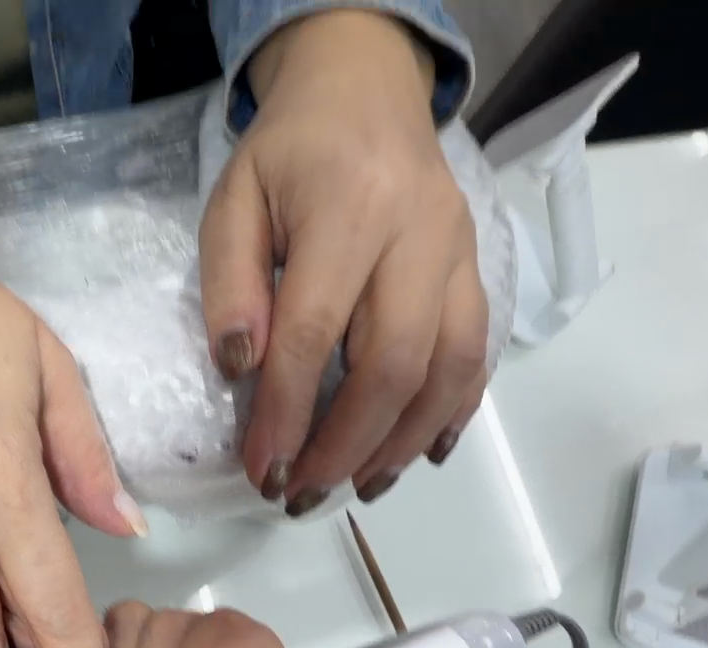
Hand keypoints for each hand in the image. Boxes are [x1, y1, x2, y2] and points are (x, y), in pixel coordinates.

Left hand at [202, 11, 488, 515]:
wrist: (363, 93)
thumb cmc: (285, 157)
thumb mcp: (231, 206)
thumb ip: (232, 285)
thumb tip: (240, 368)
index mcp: (349, 212)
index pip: (315, 334)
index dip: (287, 412)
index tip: (262, 468)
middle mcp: (421, 236)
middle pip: (394, 362)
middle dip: (346, 443)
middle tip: (301, 494)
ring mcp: (459, 254)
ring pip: (449, 366)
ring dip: (402, 441)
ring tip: (356, 488)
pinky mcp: (474, 269)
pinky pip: (476, 352)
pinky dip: (451, 411)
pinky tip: (421, 453)